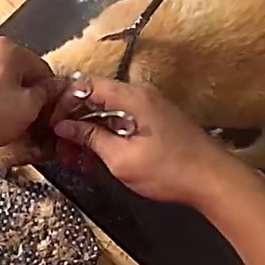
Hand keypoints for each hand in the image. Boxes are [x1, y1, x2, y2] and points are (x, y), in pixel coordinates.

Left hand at [0, 38, 62, 156]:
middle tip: (29, 119)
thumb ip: (47, 93)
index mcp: (10, 49)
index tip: (48, 112)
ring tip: (9, 121)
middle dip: (29, 95)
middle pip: (24, 72)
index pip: (43, 70)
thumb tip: (56, 86)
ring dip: (12, 99)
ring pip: (7, 80)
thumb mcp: (28, 107)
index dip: (49, 94)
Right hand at [51, 78, 248, 206]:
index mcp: (133, 98)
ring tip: (73, 148)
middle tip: (58, 137)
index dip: (64, 100)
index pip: (87, 84)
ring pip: (109, 107)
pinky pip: (123, 116)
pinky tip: (97, 148)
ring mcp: (151, 106)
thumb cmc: (172, 170)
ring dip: (89, 124)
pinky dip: (106, 129)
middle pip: (97, 93)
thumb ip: (91, 139)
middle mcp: (142, 95)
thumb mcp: (122, 159)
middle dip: (74, 114)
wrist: (214, 180)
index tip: (51, 119)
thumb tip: (65, 126)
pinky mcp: (156, 120)